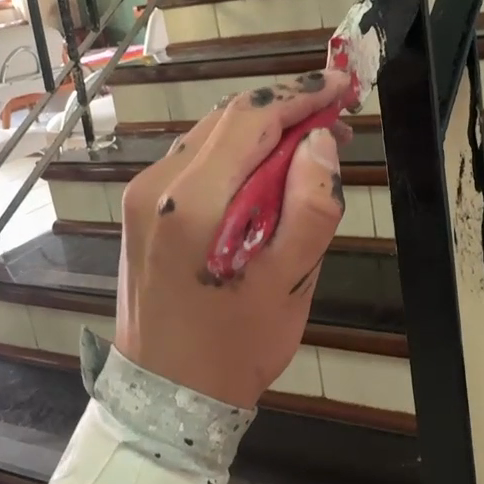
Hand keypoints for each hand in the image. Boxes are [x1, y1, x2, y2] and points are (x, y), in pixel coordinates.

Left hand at [114, 71, 351, 407]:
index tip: (342, 87)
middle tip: (336, 123)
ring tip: (310, 148)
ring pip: (210, 136)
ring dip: (262, 133)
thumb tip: (320, 142)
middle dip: (285, 111)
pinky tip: (266, 176)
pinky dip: (236, 156)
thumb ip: (310, 207)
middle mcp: (157, 186)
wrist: (166, 396)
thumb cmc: (233, 347)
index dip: (300, 95)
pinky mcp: (141, 209)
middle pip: (227, 120)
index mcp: (191, 204)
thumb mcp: (289, 284)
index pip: (249, 120)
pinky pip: (195, 161)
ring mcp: (142, 196)